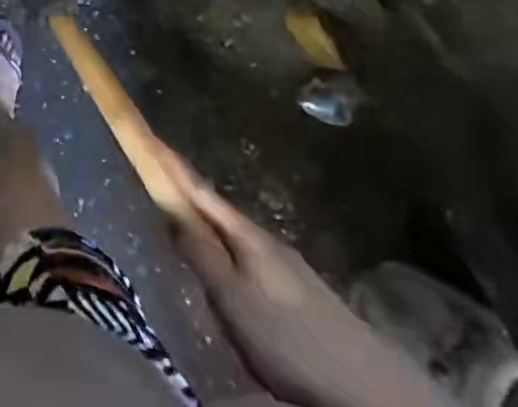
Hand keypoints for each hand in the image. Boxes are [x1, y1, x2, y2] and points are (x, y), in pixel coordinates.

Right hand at [162, 147, 445, 406]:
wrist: (369, 389)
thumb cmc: (287, 338)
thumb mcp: (230, 297)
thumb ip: (199, 253)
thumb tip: (170, 211)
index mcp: (246, 236)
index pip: (199, 190)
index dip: (171, 164)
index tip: (148, 136)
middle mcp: (266, 241)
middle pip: (217, 210)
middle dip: (186, 192)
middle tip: (157, 177)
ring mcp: (287, 266)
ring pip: (234, 235)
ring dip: (207, 223)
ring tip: (183, 223)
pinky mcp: (299, 291)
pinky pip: (249, 256)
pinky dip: (227, 249)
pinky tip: (227, 268)